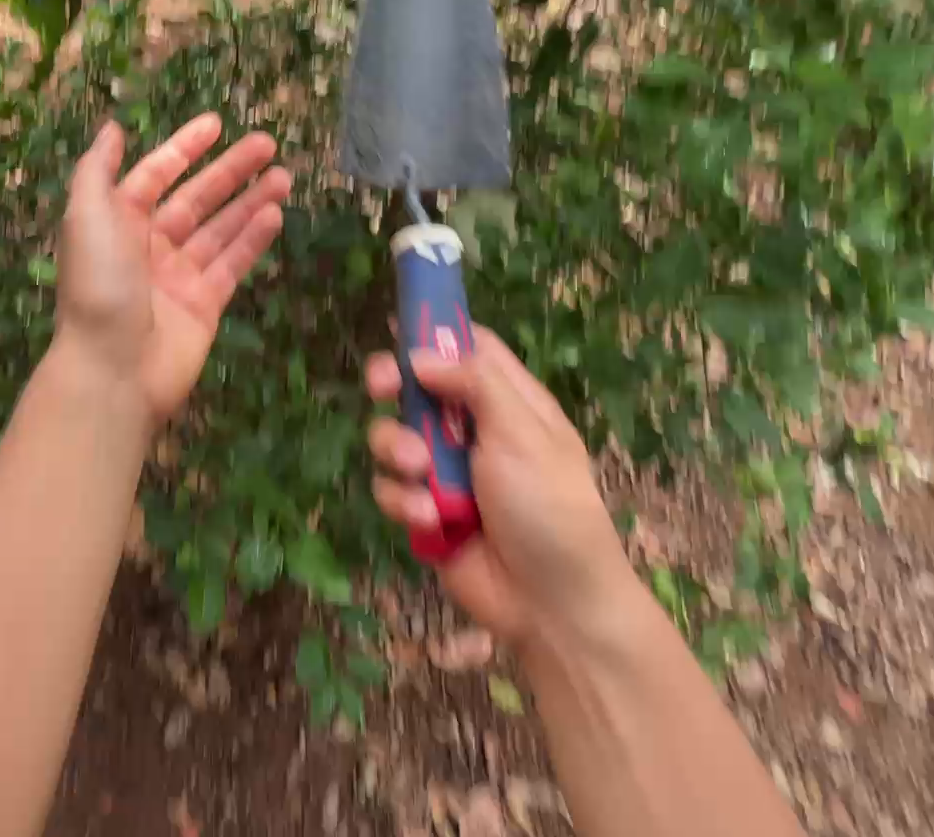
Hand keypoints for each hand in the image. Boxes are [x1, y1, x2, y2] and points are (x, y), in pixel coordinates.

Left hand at [56, 113, 290, 422]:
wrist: (113, 368)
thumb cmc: (98, 285)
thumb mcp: (86, 216)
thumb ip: (97, 170)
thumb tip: (112, 129)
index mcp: (117, 222)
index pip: (154, 176)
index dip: (183, 149)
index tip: (216, 124)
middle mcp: (148, 246)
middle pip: (194, 199)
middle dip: (229, 171)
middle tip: (267, 144)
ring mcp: (177, 277)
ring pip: (219, 230)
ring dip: (250, 201)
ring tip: (284, 176)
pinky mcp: (203, 305)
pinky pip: (231, 265)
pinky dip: (252, 240)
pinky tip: (275, 215)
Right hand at [366, 326, 634, 647]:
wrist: (551, 603)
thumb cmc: (551, 508)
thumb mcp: (523, 434)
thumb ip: (475, 384)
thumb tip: (421, 354)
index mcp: (507, 403)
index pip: (466, 349)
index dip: (432, 335)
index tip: (400, 330)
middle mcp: (470, 430)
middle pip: (413, 388)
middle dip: (393, 389)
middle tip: (381, 389)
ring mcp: (443, 470)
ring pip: (390, 438)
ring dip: (398, 453)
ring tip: (420, 476)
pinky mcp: (423, 509)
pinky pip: (390, 488)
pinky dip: (404, 502)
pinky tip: (431, 521)